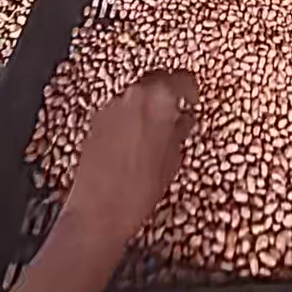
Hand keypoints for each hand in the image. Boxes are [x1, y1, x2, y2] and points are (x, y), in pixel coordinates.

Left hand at [62, 70, 198, 242]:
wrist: (97, 213)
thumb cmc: (137, 192)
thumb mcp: (172, 161)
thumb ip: (180, 131)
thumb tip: (183, 121)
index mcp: (160, 99)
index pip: (183, 79)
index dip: (192, 89)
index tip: (194, 100)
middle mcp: (135, 94)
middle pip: (158, 78)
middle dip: (170, 90)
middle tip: (180, 107)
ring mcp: (113, 105)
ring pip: (138, 92)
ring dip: (149, 102)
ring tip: (159, 125)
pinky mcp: (98, 119)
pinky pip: (121, 107)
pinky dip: (132, 114)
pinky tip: (137, 136)